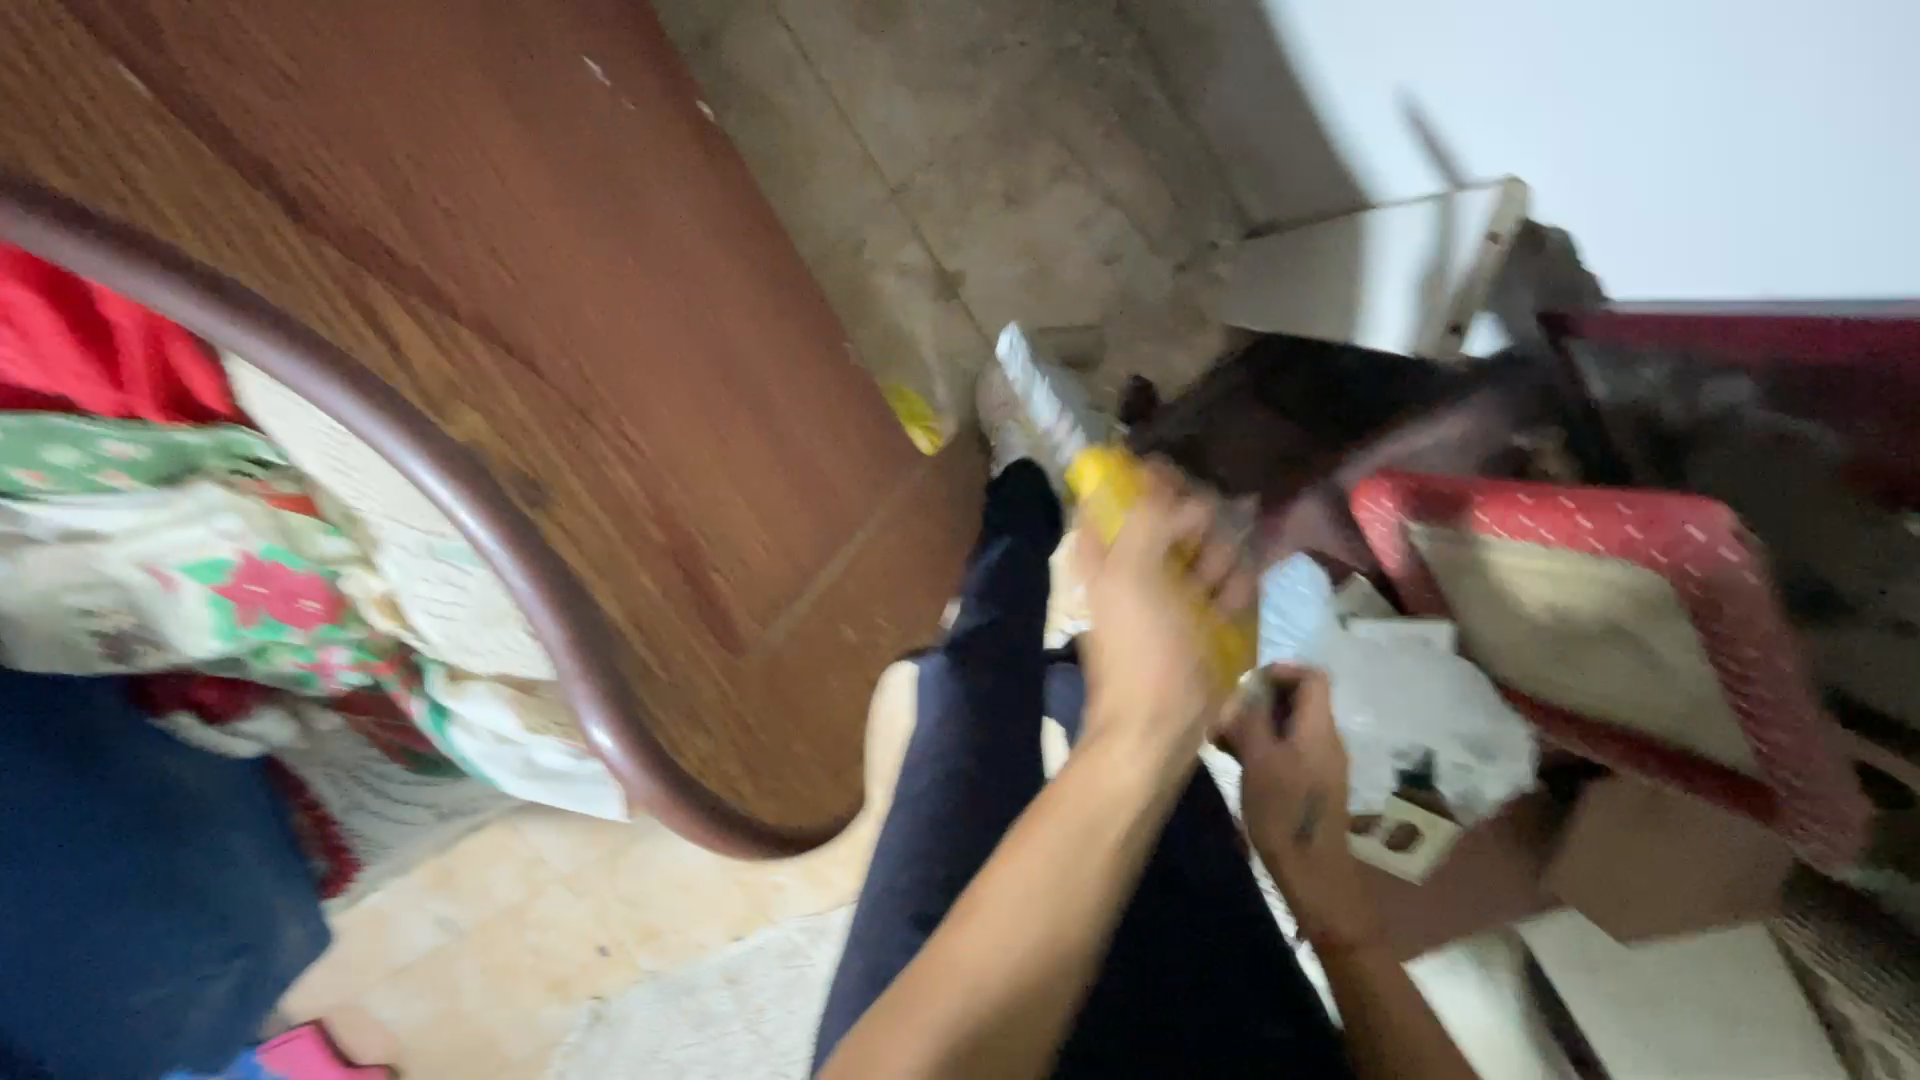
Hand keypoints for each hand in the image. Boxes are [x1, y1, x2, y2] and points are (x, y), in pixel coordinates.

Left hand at [1073, 461, 1256, 771]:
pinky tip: (1228, 612)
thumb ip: (1149, 519)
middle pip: (1179, 512)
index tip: (1182, 493)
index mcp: (1103, 548)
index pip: (1121, 489)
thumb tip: (1187, 500)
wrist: (1161, 725)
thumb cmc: (1140, 651)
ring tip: (1214, 597)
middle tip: (1198, 560)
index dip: (1154, 483)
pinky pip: (1230, 578)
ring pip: (1211, 543)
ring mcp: (1172, 585)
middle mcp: (1135, 559)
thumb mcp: (1130, 575)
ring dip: (1222, 565)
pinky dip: (1234, 592)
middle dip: (1200, 531)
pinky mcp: (1203, 610)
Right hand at [1223, 665, 1382, 950]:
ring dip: (1253, 724)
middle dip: (1256, 700)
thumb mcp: (1259, 761)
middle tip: (1223, 717)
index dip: (1280, 671)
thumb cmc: (1284, 813)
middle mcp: (1325, 739)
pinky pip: (1286, 748)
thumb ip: (1251, 720)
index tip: (1246, 684)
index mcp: (1318, 729)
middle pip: (1296, 699)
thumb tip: (1244, 692)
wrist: (1313, 873)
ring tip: (1219, 739)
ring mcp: (1319, 762)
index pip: (1312, 677)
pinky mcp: (1310, 782)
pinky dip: (1260, 745)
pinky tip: (1234, 760)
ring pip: (1287, 725)